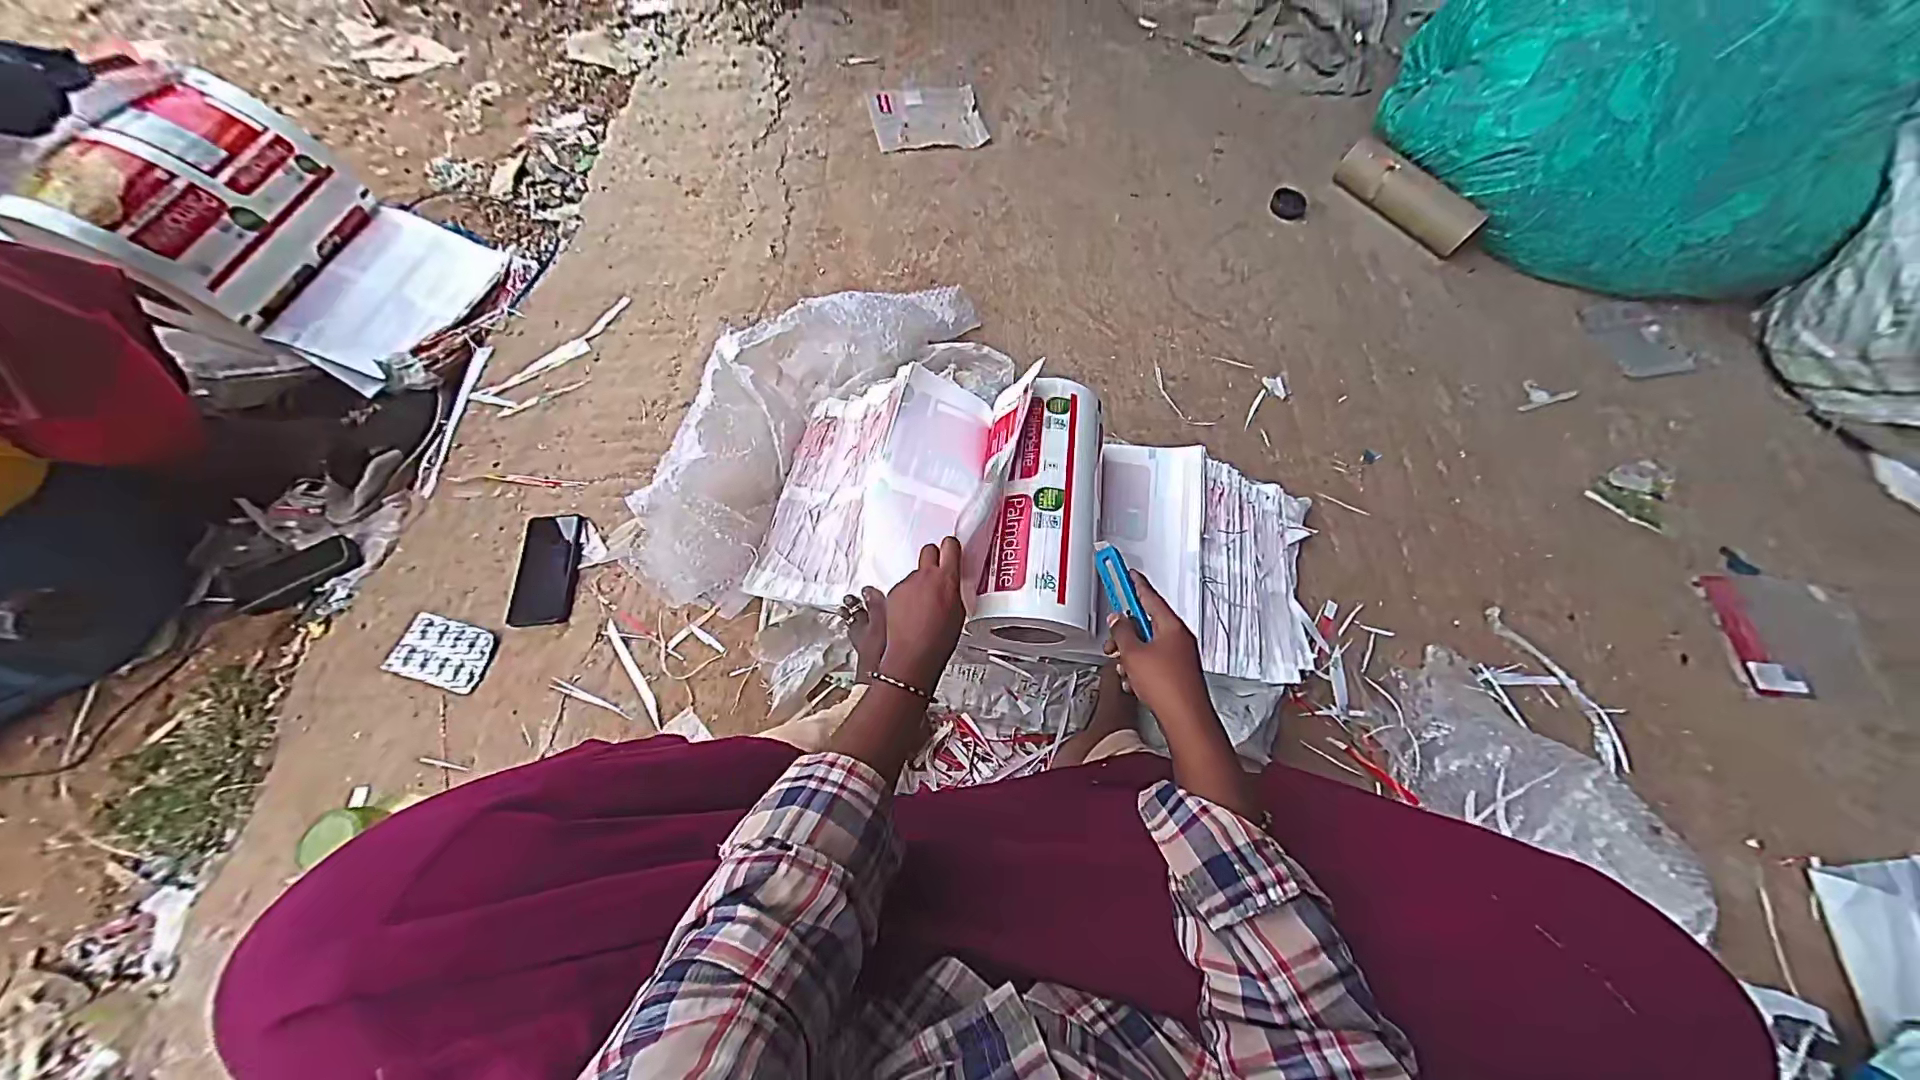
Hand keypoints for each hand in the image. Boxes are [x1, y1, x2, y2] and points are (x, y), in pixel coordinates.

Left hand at [876, 536, 965, 690]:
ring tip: (925, 604)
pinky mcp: (893, 593)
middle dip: (934, 557)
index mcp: (946, 578)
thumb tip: (951, 582)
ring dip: (920, 582)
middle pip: (929, 550)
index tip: (952, 550)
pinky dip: (908, 595)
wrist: (913, 654)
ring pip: (915, 572)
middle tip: (938, 572)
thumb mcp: (959, 610)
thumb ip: (954, 588)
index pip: (950, 545)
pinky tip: (913, 612)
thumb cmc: (938, 639)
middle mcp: (924, 576)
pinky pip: (904, 587)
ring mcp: (907, 583)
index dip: (951, 547)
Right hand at [1107, 571, 1261, 822]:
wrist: (1185, 719)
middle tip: (1113, 635)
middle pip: (1145, 621)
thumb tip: (1118, 620)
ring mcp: (1179, 654)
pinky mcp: (1177, 671)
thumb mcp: (1133, 654)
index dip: (1132, 583)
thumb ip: (1122, 632)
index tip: (1124, 571)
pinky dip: (1139, 666)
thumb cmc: (1167, 687)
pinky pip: (1153, 659)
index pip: (1148, 595)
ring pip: (1147, 643)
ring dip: (1130, 651)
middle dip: (1125, 630)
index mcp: (1170, 626)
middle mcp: (1178, 637)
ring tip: (1121, 663)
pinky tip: (1132, 679)